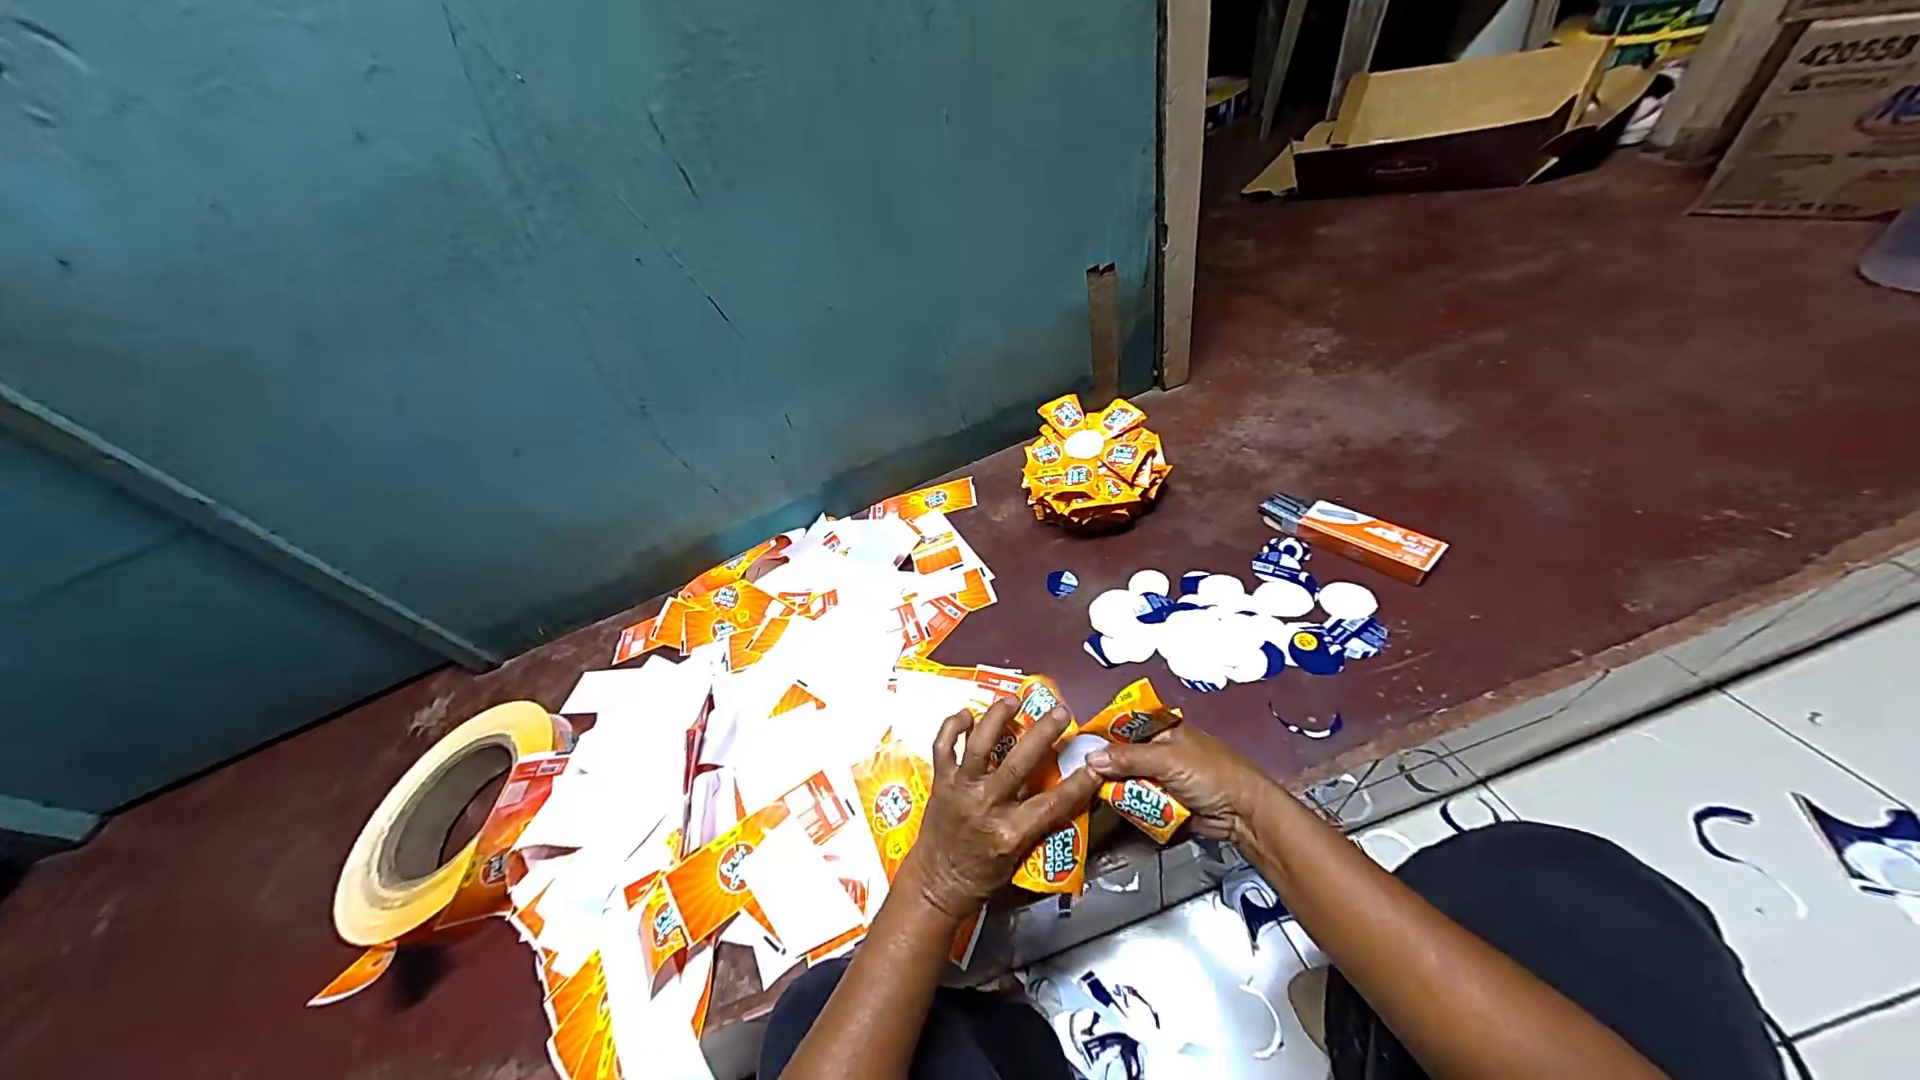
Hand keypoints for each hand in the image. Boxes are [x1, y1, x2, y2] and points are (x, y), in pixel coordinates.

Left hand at [899, 698, 1101, 919]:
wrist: (936, 885)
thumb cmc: (983, 874)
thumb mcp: (1021, 854)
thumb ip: (1039, 822)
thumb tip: (1067, 791)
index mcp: (1010, 831)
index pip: (1053, 803)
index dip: (1079, 783)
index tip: (1096, 764)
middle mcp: (985, 805)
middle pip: (1019, 764)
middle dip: (1042, 734)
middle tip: (1061, 711)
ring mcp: (960, 790)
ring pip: (978, 745)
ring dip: (997, 718)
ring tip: (1013, 700)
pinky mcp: (940, 781)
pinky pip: (943, 746)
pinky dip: (952, 726)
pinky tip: (967, 714)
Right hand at [1087, 723, 1272, 842]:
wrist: (1244, 814)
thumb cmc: (1210, 774)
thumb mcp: (1167, 759)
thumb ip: (1128, 758)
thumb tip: (1090, 758)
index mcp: (1162, 728)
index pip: (1123, 725)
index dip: (1101, 734)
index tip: (1076, 745)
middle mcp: (1158, 749)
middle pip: (1121, 754)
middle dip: (1104, 765)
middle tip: (1077, 774)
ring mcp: (1160, 776)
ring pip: (1126, 778)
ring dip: (1113, 787)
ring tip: (1087, 792)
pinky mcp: (1163, 801)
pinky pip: (1137, 799)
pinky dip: (1126, 803)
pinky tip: (1108, 807)